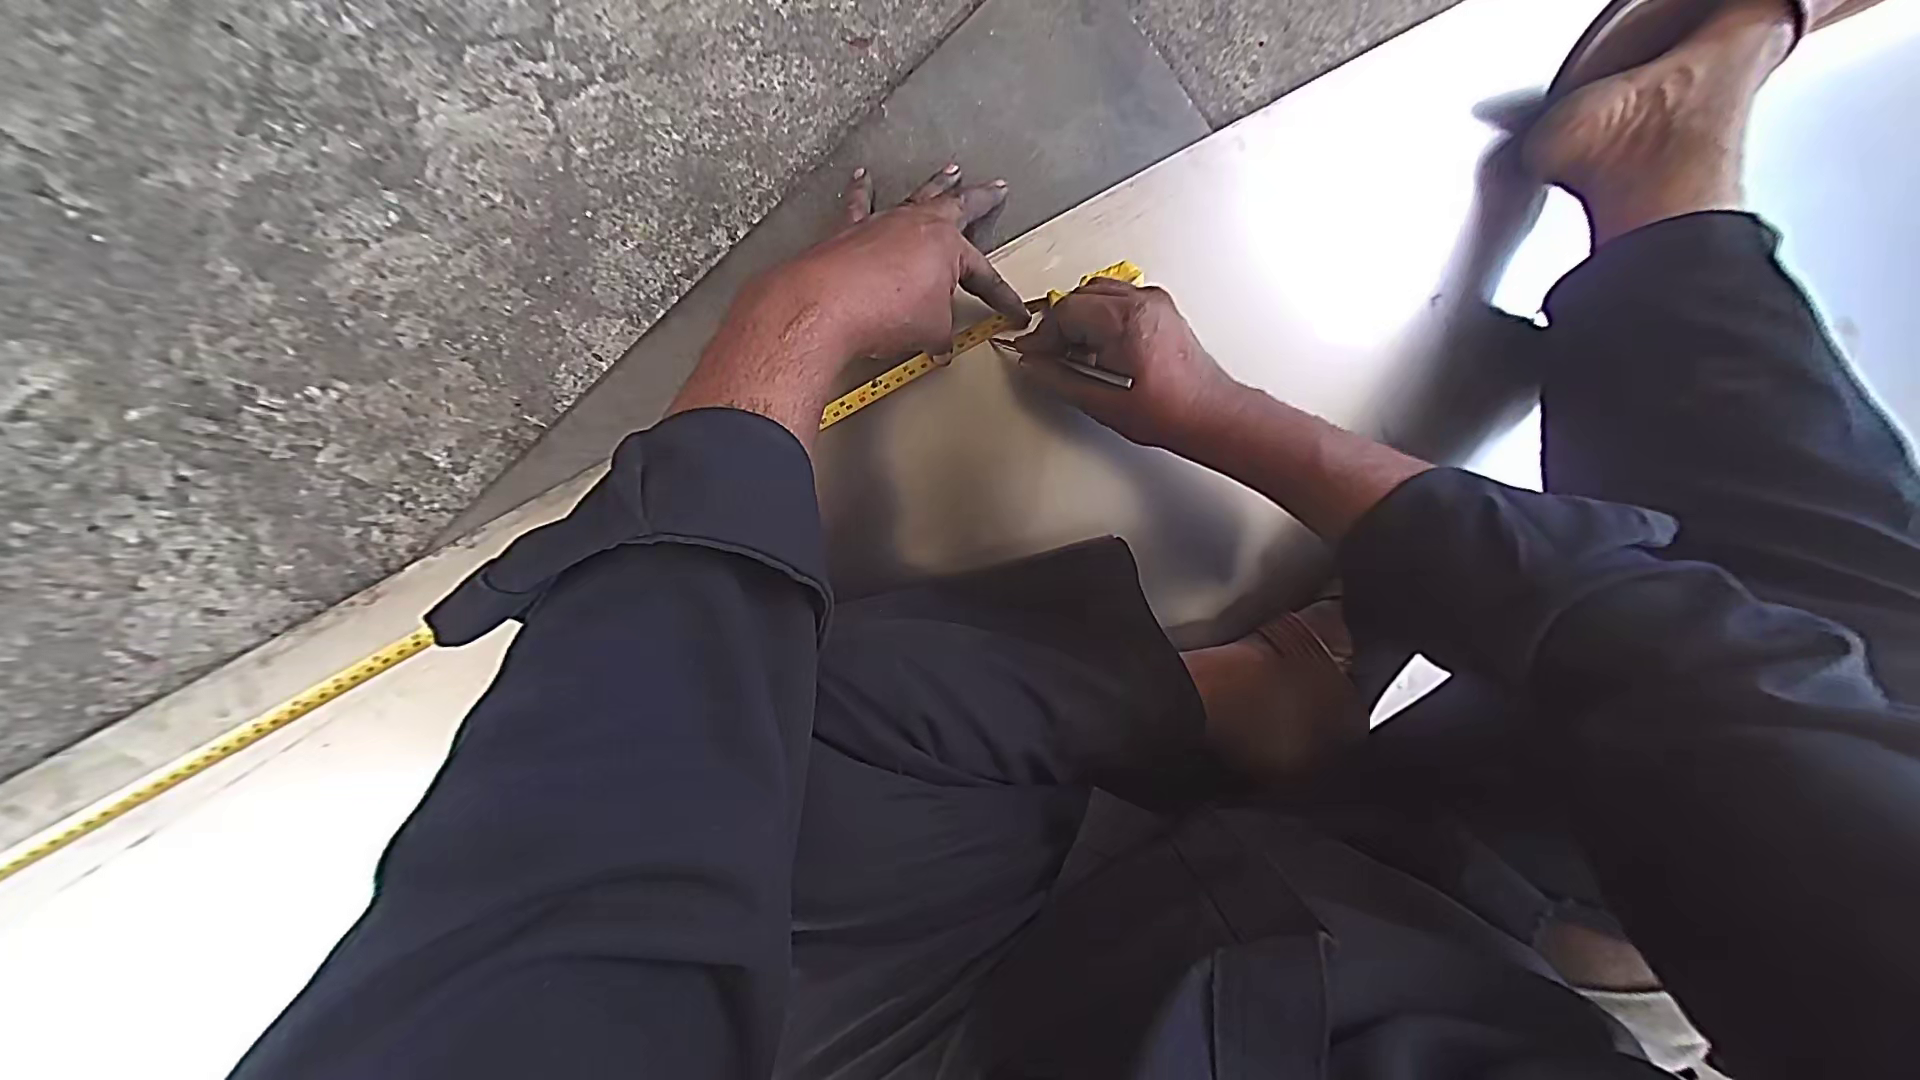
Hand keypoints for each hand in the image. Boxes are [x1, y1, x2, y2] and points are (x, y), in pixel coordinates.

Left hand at [671, 164, 1028, 445]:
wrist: (828, 305)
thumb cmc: (887, 313)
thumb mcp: (930, 331)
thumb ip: (940, 333)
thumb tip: (939, 346)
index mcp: (948, 247)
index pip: (985, 276)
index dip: (1003, 298)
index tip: (1017, 313)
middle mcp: (918, 225)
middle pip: (958, 207)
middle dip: (981, 200)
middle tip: (997, 189)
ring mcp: (883, 223)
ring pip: (916, 196)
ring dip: (936, 184)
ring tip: (950, 170)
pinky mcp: (850, 231)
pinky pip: (860, 204)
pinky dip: (862, 190)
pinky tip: (863, 177)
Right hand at [1012, 279, 1245, 452]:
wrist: (1208, 413)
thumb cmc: (1169, 411)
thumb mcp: (1101, 402)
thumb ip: (1059, 379)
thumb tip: (1035, 365)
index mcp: (1125, 321)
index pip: (1065, 311)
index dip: (1042, 336)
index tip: (1032, 353)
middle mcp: (1142, 303)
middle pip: (1078, 297)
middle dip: (1057, 326)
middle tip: (1047, 356)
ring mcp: (1153, 302)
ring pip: (1096, 293)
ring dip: (1076, 320)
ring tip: (1071, 353)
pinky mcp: (1158, 308)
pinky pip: (1116, 298)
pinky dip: (1097, 317)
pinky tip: (1094, 346)